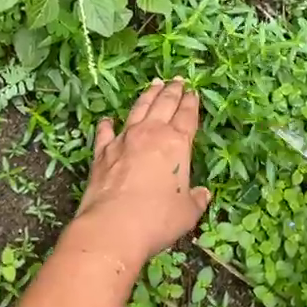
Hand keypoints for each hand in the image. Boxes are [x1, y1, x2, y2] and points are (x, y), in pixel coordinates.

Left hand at [63, 79, 211, 270]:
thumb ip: (196, 199)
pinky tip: (107, 119)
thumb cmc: (157, 219)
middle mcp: (151, 133)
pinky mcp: (102, 152)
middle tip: (178, 80)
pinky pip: (105, 132)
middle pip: (164, 104)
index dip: (191, 103)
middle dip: (173, 90)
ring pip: (139, 109)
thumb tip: (203, 194)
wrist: (113, 227)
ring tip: (154, 84)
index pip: (187, 116)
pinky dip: (107, 124)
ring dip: (148, 96)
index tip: (193, 92)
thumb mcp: (187, 212)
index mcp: (177, 143)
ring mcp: (125, 140)